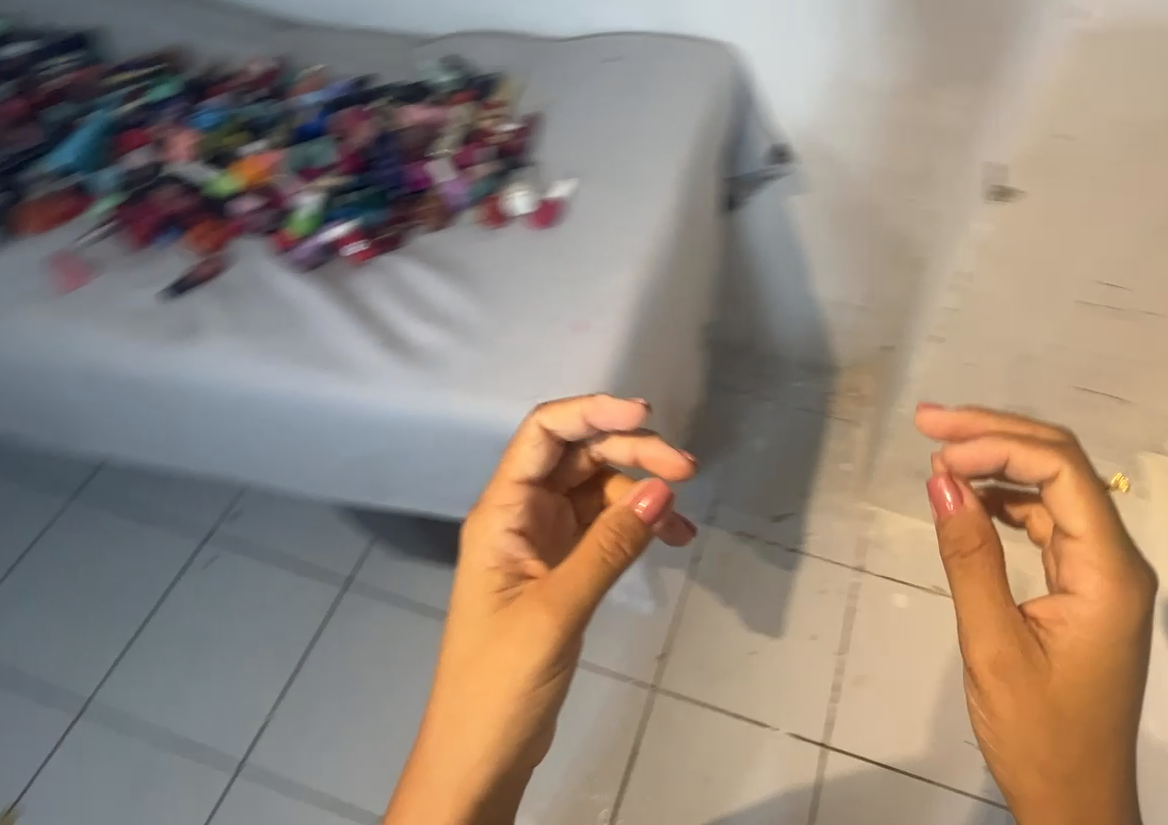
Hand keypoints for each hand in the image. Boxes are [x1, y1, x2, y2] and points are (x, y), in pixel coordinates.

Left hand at [389, 394, 698, 824]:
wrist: (480, 757)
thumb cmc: (499, 681)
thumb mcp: (557, 609)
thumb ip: (611, 545)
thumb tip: (663, 490)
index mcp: (502, 510)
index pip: (545, 433)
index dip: (592, 411)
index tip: (645, 414)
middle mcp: (523, 512)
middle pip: (581, 454)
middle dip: (634, 451)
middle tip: (687, 469)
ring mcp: (546, 538)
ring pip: (601, 487)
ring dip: (644, 491)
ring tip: (685, 514)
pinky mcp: (565, 564)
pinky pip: (610, 525)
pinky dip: (642, 525)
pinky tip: (675, 539)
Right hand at [917, 404, 1156, 824]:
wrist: (1076, 803)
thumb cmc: (1037, 735)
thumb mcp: (992, 645)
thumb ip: (969, 555)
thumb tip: (941, 479)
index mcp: (1109, 572)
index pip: (1062, 471)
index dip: (999, 444)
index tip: (938, 451)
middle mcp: (1117, 558)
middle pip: (1063, 464)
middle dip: (995, 433)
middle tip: (929, 420)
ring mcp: (1103, 569)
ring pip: (1055, 485)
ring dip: (998, 459)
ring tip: (939, 449)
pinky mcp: (1085, 582)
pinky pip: (1047, 518)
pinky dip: (1005, 496)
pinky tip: (968, 495)